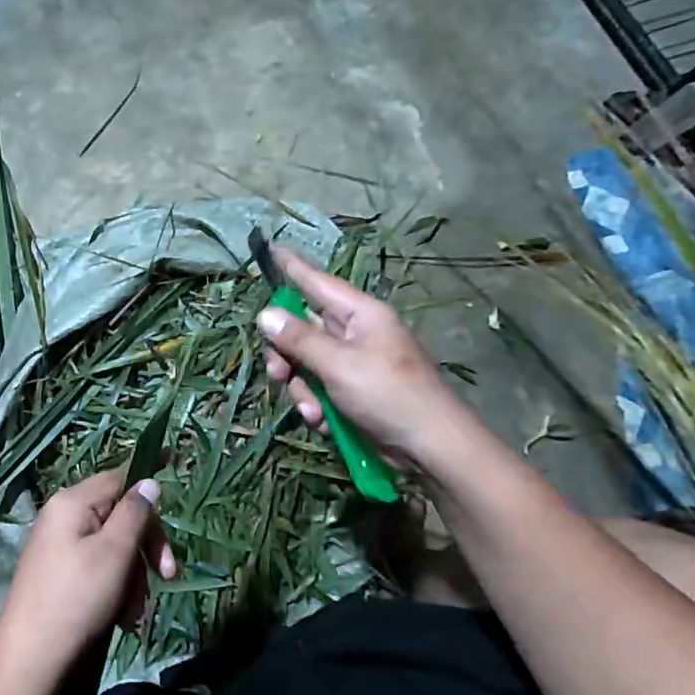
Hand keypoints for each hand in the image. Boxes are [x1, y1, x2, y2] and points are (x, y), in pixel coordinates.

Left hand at [0, 470, 173, 689]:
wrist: (32, 654)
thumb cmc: (78, 597)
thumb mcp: (115, 552)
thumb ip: (135, 513)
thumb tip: (149, 481)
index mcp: (72, 501)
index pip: (119, 479)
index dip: (148, 496)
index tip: (173, 521)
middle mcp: (62, 515)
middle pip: (119, 516)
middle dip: (145, 548)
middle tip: (168, 577)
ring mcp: (58, 544)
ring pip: (112, 546)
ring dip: (133, 575)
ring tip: (135, 610)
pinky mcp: (59, 570)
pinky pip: (97, 566)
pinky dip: (115, 587)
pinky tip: (122, 616)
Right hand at [257, 245, 477, 467]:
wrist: (429, 447)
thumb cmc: (388, 395)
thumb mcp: (338, 364)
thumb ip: (299, 339)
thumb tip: (265, 314)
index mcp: (361, 314)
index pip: (317, 282)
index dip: (293, 267)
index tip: (271, 247)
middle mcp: (356, 333)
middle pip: (302, 329)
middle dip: (285, 355)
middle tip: (278, 375)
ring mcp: (354, 363)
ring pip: (305, 363)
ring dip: (301, 388)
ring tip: (312, 410)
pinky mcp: (352, 391)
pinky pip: (318, 388)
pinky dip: (316, 405)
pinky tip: (323, 421)